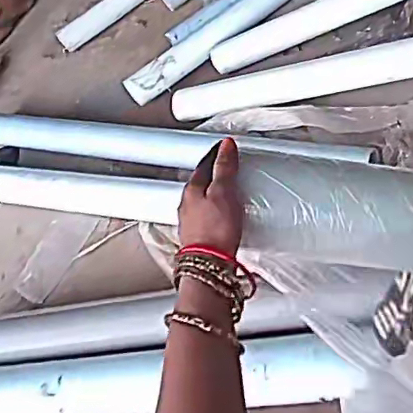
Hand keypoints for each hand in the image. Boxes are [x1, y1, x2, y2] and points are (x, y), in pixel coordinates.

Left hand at [178, 138, 242, 255]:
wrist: (209, 265)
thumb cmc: (215, 229)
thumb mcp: (224, 192)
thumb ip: (225, 168)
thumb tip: (226, 146)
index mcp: (191, 189)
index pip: (204, 164)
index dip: (217, 154)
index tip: (225, 148)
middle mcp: (187, 204)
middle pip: (201, 181)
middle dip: (213, 173)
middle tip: (225, 165)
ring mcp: (191, 221)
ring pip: (201, 199)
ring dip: (212, 193)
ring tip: (226, 190)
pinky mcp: (198, 236)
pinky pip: (206, 215)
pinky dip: (214, 210)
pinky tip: (222, 216)